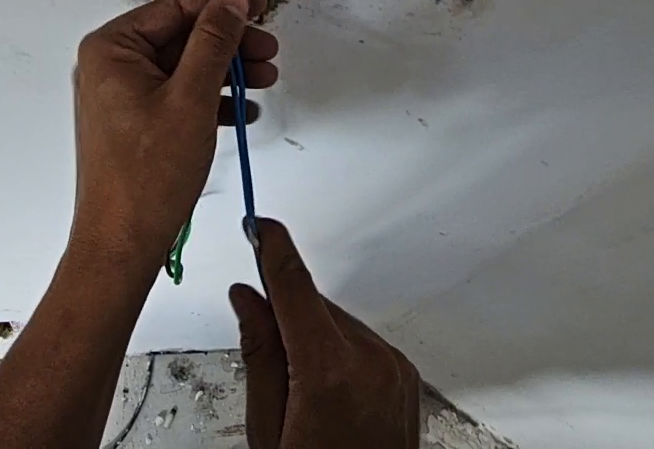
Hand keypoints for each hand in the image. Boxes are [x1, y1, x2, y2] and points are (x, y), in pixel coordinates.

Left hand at [70, 0, 278, 271]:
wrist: (123, 244)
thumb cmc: (145, 178)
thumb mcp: (192, 97)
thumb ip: (214, 41)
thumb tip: (232, 1)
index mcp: (112, 48)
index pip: (176, 8)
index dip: (222, 5)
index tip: (257, 5)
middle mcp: (112, 65)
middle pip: (183, 36)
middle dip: (230, 44)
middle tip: (266, 49)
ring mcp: (123, 94)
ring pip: (186, 65)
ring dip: (227, 70)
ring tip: (264, 78)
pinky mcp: (137, 119)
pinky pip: (180, 92)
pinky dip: (212, 97)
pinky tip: (242, 108)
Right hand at [228, 219, 421, 448]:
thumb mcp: (266, 429)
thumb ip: (259, 352)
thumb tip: (247, 296)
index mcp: (328, 371)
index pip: (294, 285)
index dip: (273, 247)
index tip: (259, 224)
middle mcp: (370, 360)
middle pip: (315, 306)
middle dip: (288, 317)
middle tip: (273, 365)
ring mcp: (394, 369)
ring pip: (338, 322)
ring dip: (315, 337)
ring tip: (306, 395)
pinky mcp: (406, 376)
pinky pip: (362, 342)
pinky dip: (341, 352)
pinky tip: (332, 394)